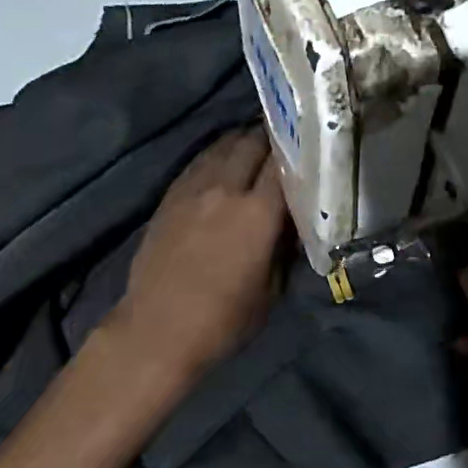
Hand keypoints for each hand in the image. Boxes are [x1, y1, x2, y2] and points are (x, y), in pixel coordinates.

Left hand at [110, 129, 289, 372]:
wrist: (158, 329)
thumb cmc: (224, 320)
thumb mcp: (271, 291)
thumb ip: (284, 250)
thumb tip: (291, 226)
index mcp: (258, 214)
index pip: (284, 164)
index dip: (299, 152)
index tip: (310, 148)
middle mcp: (226, 190)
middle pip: (251, 144)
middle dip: (271, 138)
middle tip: (285, 143)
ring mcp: (193, 190)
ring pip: (222, 146)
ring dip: (242, 141)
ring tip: (255, 144)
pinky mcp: (169, 197)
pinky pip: (198, 162)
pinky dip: (215, 154)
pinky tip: (221, 160)